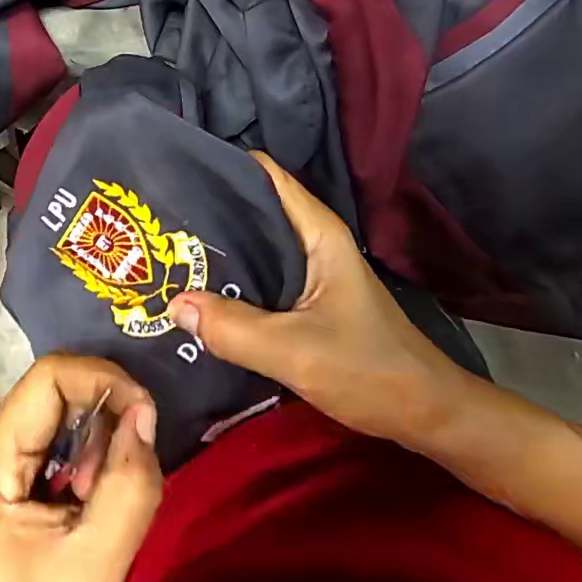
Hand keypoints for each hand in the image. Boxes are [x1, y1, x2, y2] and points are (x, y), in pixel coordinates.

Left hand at [0, 354, 161, 581]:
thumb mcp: (98, 558)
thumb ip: (130, 480)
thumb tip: (143, 411)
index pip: (53, 374)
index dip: (107, 379)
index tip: (143, 416)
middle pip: (58, 385)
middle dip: (105, 414)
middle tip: (120, 467)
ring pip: (62, 402)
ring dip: (98, 435)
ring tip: (99, 492)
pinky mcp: (0, 464)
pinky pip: (56, 425)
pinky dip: (87, 446)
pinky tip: (85, 493)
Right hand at [170, 152, 473, 446]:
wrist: (422, 409)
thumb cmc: (366, 369)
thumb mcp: (294, 351)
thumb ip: (233, 328)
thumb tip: (172, 301)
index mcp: (320, 233)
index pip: (270, 178)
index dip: (226, 171)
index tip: (177, 178)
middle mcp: (317, 242)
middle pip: (261, 211)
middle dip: (215, 215)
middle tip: (159, 227)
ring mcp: (316, 272)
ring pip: (262, 249)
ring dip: (224, 253)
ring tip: (169, 257)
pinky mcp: (312, 301)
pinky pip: (267, 279)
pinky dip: (239, 283)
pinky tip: (203, 297)